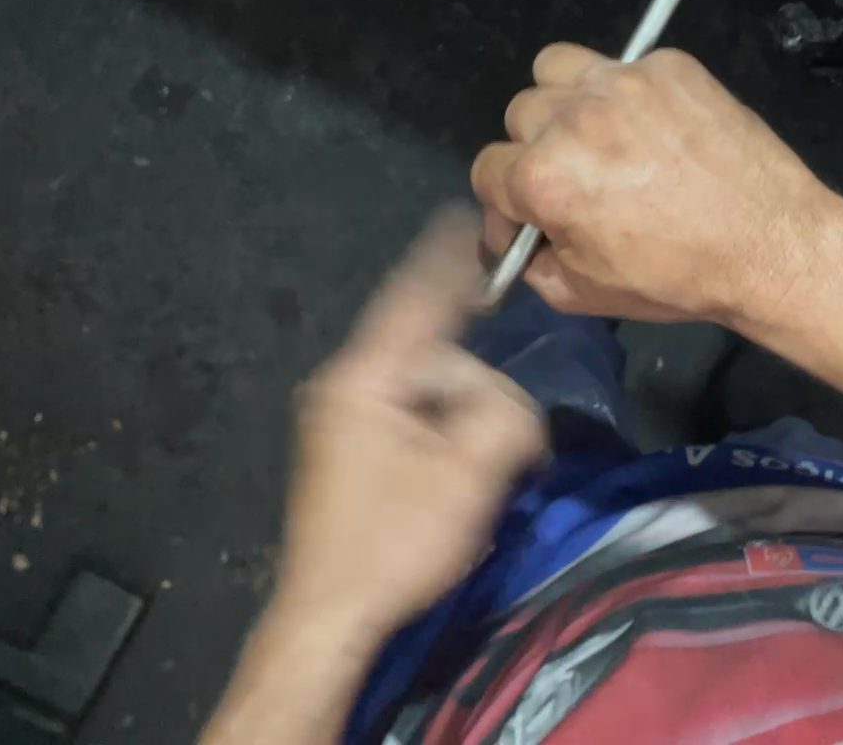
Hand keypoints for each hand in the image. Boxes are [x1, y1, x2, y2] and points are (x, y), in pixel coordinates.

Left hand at [278, 209, 546, 639]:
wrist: (329, 617)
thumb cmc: (392, 544)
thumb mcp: (466, 476)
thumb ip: (503, 416)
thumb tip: (513, 401)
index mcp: (365, 379)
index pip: (414, 300)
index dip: (446, 261)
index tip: (468, 226)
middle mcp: (347, 386)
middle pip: (432, 356)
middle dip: (477, 388)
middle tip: (512, 439)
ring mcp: (344, 415)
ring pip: (424, 387)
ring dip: (464, 414)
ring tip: (486, 466)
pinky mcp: (351, 444)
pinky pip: (411, 409)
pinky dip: (444, 422)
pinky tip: (462, 459)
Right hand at [471, 43, 836, 324]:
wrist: (771, 246)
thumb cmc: (677, 279)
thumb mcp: (583, 294)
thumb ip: (531, 262)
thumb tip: (520, 238)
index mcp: (545, 176)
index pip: (486, 171)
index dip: (503, 205)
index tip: (529, 221)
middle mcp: (574, 118)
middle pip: (519, 116)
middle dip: (534, 152)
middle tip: (575, 181)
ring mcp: (623, 82)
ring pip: (556, 70)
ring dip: (563, 102)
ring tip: (597, 134)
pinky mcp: (668, 65)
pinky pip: (620, 65)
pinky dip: (624, 95)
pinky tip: (653, 128)